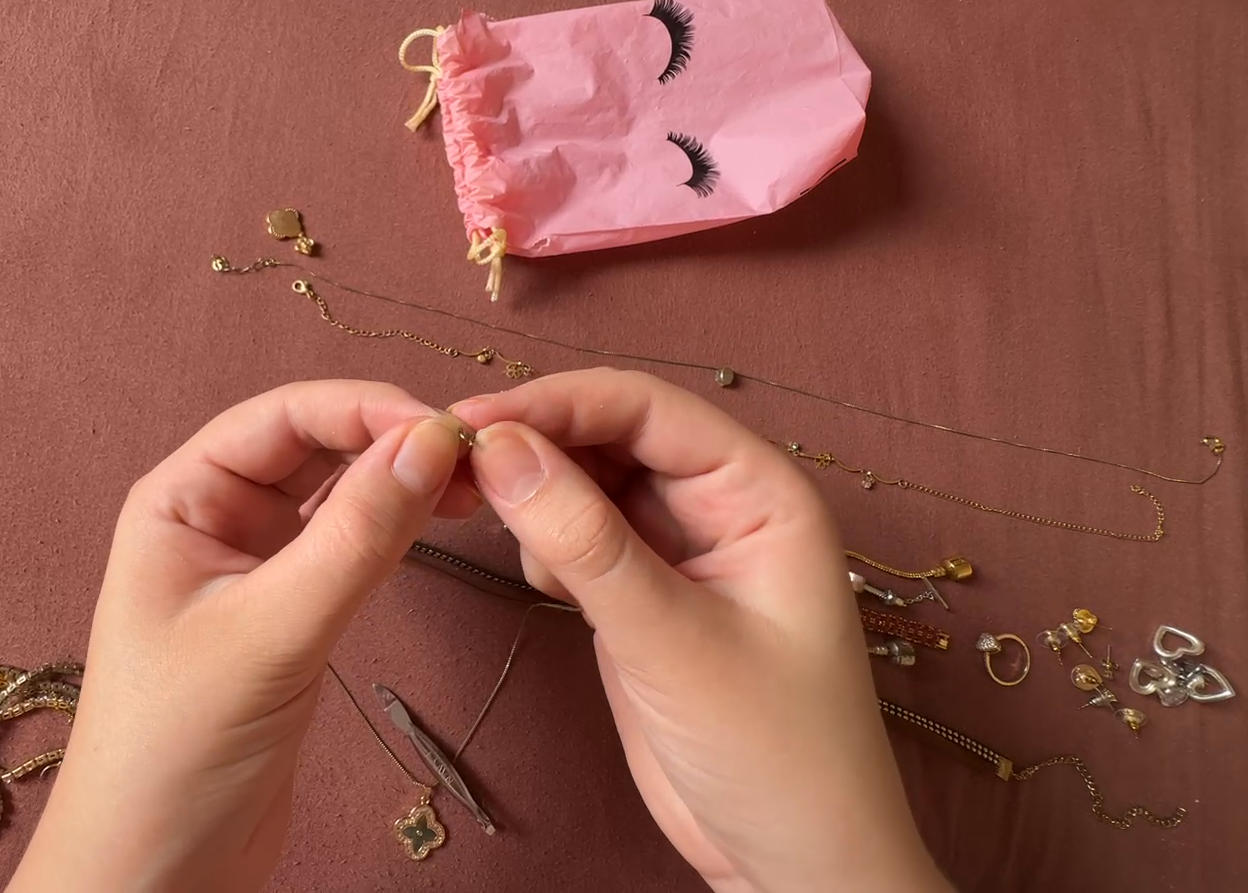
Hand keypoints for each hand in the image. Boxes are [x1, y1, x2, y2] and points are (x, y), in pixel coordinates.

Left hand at [6, 381, 475, 892]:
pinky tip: (437, 516)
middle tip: (470, 456)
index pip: (284, 416)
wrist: (159, 874)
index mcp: (183, 495)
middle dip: (390, 438)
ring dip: (401, 477)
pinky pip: (350, 536)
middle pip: (316, 442)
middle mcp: (219, 510)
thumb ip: (355, 536)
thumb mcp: (270, 632)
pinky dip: (396, 522)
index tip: (442, 428)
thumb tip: (430, 444)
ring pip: (339, 487)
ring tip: (469, 483)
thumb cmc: (176, 751)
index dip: (365, 407)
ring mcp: (256, 554)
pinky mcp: (291, 598)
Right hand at [453, 369, 947, 892]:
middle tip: (461, 465)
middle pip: (607, 434)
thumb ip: (583, 539)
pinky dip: (543, 543)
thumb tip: (496, 447)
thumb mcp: (673, 641)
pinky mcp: (635, 582)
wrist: (786, 868)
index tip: (473, 417)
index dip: (556, 401)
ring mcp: (671, 542)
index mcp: (755, 488)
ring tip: (506, 531)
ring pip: (582, 480)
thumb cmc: (772, 754)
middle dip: (535, 443)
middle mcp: (713, 500)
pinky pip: (571, 530)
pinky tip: (551, 587)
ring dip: (535, 494)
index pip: (644, 407)